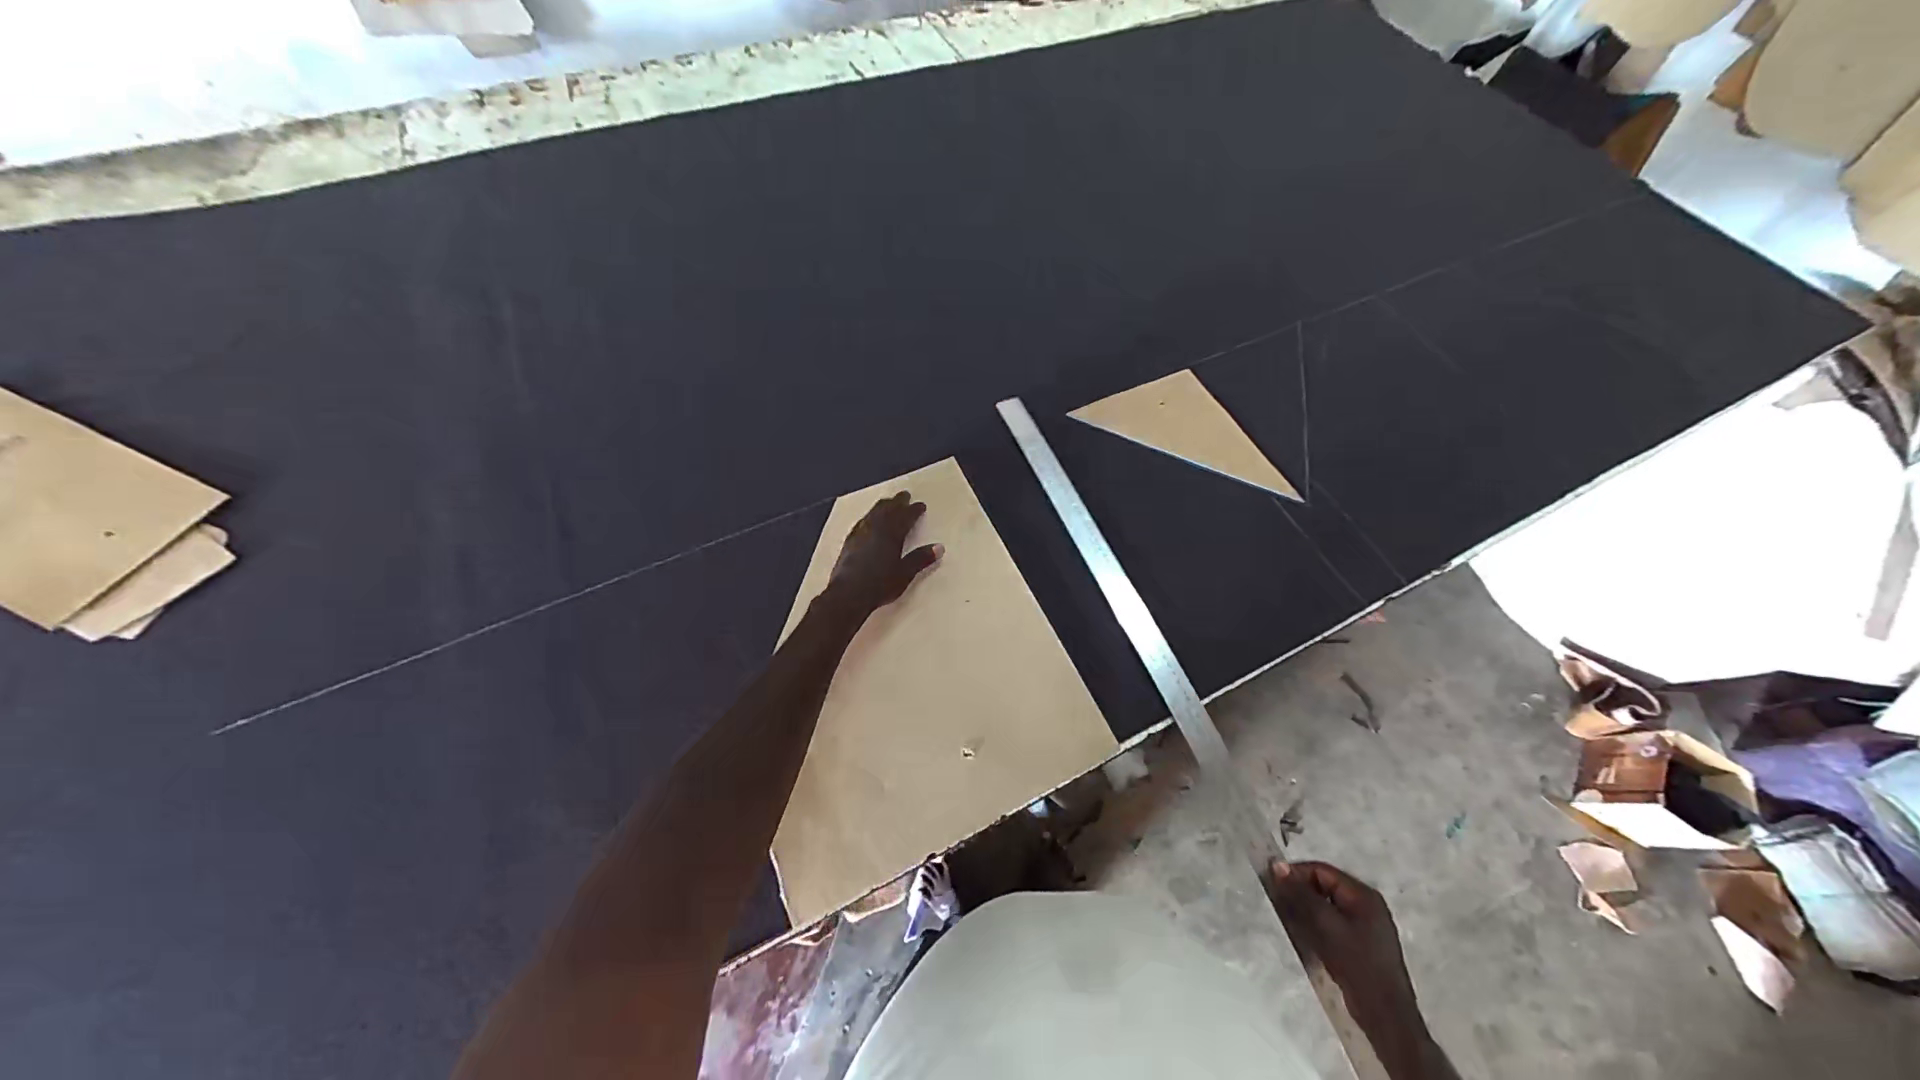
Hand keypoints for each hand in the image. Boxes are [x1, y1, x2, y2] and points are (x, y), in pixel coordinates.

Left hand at [822, 491, 942, 616]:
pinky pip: (862, 521)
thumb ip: (921, 559)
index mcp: (891, 534)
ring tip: (888, 502)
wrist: (848, 594)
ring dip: (882, 506)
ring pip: (873, 513)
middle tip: (904, 495)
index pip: (905, 516)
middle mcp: (875, 529)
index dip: (914, 510)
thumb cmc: (879, 585)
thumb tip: (939, 548)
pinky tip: (867, 520)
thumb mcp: (905, 573)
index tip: (920, 505)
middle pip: (888, 509)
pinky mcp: (849, 542)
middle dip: (897, 501)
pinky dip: (869, 516)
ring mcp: (859, 534)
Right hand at [1265, 861, 1421, 1042]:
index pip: (1321, 871)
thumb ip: (1301, 894)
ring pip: (1327, 907)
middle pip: (1324, 887)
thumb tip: (1277, 865)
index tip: (1273, 886)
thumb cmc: (1356, 963)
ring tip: (1291, 923)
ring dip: (1307, 911)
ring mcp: (1366, 926)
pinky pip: (1333, 924)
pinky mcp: (1362, 944)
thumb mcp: (1325, 924)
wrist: (1384, 1014)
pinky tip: (1307, 939)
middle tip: (1280, 905)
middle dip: (1301, 893)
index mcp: (1363, 895)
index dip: (1296, 875)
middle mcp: (1367, 905)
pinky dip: (1317, 926)